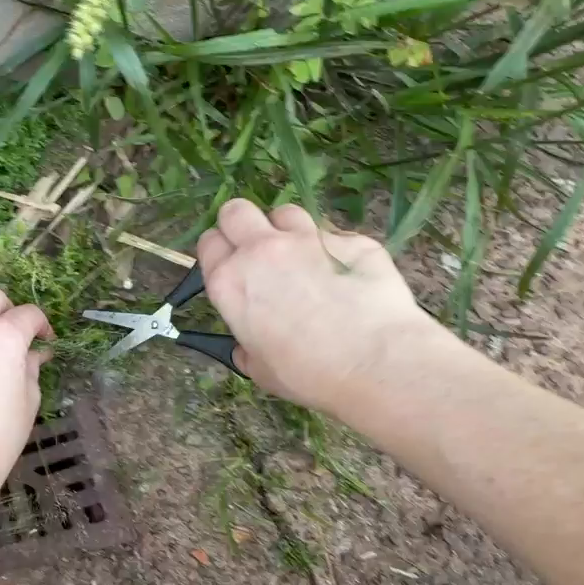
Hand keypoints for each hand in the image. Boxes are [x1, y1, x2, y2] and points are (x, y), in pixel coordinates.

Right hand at [197, 199, 443, 411]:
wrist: (374, 363)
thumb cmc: (306, 373)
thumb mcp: (258, 368)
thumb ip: (247, 346)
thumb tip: (249, 346)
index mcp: (230, 281)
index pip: (209, 242)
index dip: (219, 251)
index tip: (230, 264)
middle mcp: (261, 250)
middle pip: (237, 210)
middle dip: (242, 224)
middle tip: (258, 250)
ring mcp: (308, 239)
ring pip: (285, 212)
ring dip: (287, 231)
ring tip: (303, 258)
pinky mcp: (351, 240)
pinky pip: (334, 236)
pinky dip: (333, 251)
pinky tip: (347, 276)